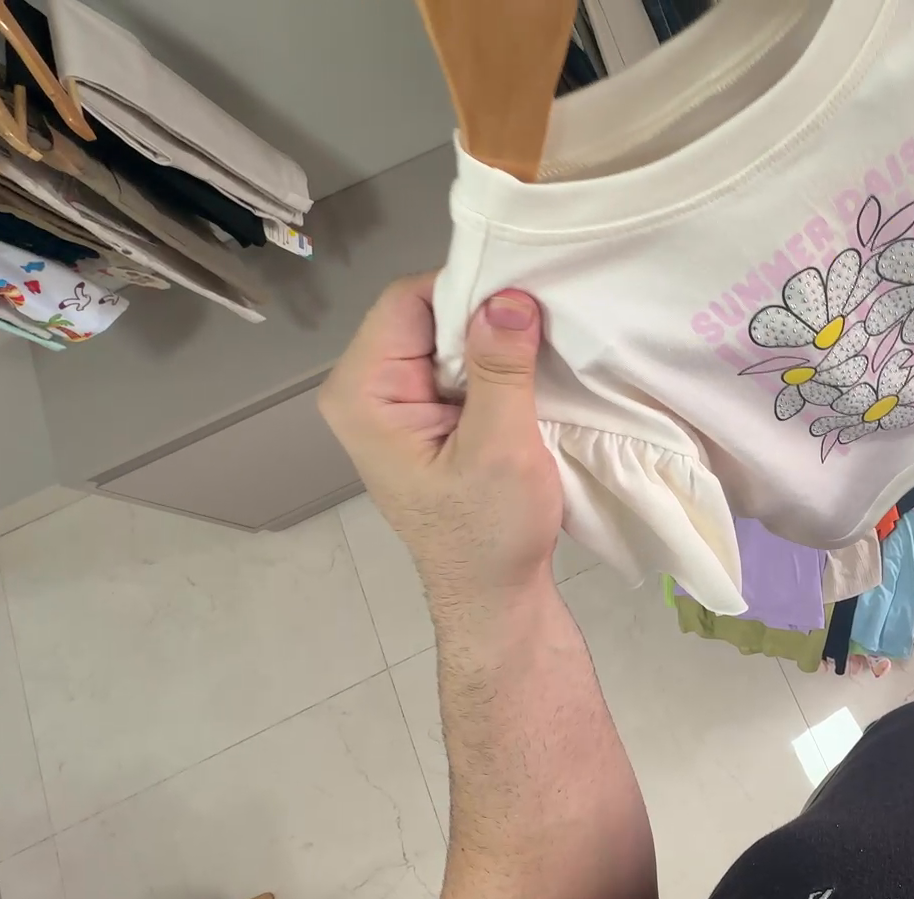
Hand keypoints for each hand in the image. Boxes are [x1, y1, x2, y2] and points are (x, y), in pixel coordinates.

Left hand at [319, 275, 561, 609]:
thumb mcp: (501, 448)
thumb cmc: (490, 530)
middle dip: (488, 319)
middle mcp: (370, 391)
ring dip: (499, 347)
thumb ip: (501, 371)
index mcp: (364, 392)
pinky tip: (534, 380)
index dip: (469, 290)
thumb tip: (512, 297)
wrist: (495, 592)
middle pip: (427, 320)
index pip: (408, 303)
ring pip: (449, 346)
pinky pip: (463, 375)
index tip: (532, 297)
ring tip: (547, 352)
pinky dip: (500, 372)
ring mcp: (401, 408)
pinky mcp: (432, 423)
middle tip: (549, 326)